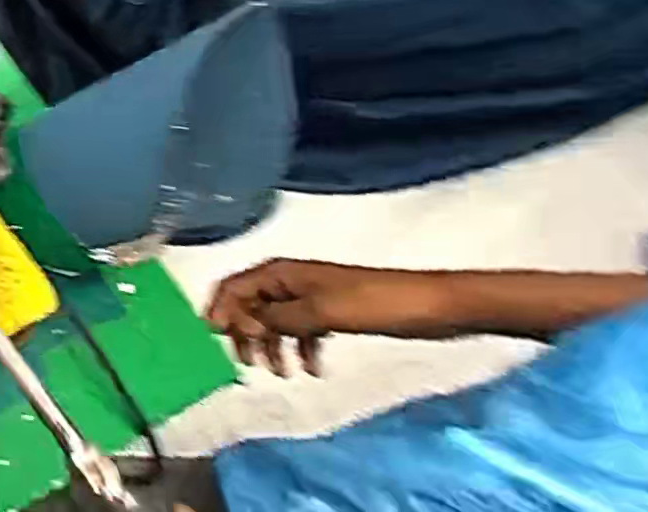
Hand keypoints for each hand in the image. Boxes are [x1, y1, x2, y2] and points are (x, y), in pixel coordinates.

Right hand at [204, 259, 454, 376]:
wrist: (434, 304)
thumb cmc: (373, 303)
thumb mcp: (321, 312)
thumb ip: (278, 318)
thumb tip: (242, 324)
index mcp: (276, 273)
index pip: (233, 287)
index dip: (220, 309)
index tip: (213, 336)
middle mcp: (284, 281)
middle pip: (249, 304)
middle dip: (243, 332)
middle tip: (246, 362)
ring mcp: (307, 296)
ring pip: (273, 319)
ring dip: (271, 344)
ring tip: (280, 372)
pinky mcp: (328, 311)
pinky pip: (301, 329)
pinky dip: (300, 348)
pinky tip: (311, 368)